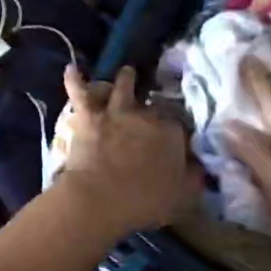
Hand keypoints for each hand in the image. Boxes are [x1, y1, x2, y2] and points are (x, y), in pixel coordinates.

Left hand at [57, 65, 201, 234]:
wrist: (100, 198)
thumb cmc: (144, 202)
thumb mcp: (183, 197)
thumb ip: (194, 178)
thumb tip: (200, 166)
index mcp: (171, 133)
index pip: (180, 122)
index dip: (179, 126)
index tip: (179, 131)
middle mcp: (145, 115)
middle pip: (154, 104)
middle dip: (157, 104)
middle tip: (157, 105)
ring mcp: (114, 111)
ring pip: (122, 87)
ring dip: (126, 78)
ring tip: (128, 72)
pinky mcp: (88, 116)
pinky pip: (79, 92)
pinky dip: (74, 79)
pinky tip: (71, 68)